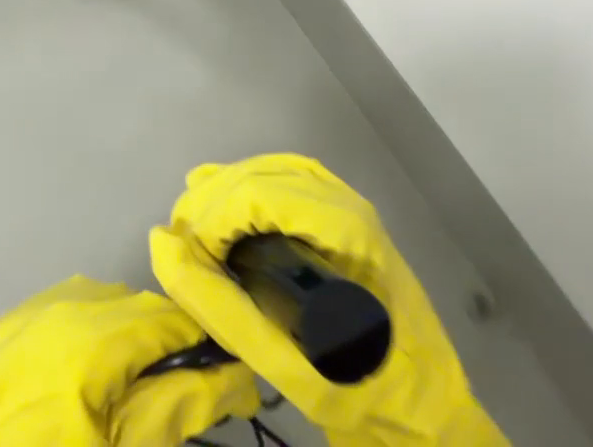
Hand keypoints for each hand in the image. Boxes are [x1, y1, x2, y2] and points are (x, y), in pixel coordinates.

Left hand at [0, 277, 258, 446]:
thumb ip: (175, 410)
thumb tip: (234, 375)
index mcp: (91, 335)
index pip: (174, 320)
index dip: (207, 348)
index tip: (226, 381)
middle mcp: (59, 307)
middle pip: (138, 309)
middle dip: (165, 346)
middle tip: (172, 398)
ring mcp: (24, 314)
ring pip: (100, 308)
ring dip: (125, 341)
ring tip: (124, 395)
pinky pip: (62, 316)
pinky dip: (87, 339)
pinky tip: (79, 385)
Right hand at [150, 155, 511, 446]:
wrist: (428, 419)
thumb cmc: (368, 397)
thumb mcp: (292, 366)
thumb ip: (226, 309)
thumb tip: (164, 252)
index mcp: (347, 233)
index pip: (259, 192)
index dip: (210, 216)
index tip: (182, 261)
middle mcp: (347, 205)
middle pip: (259, 175)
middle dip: (209, 205)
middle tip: (180, 255)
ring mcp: (346, 209)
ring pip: (268, 173)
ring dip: (222, 198)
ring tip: (193, 239)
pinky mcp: (339, 223)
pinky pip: (282, 185)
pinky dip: (244, 195)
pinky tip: (221, 217)